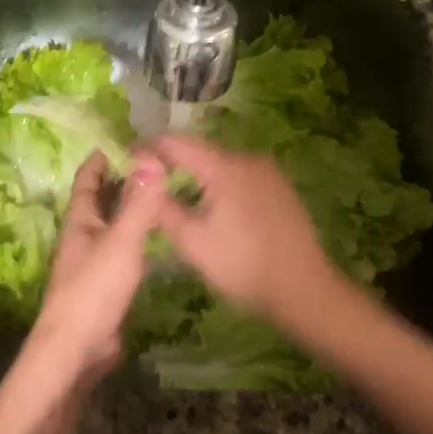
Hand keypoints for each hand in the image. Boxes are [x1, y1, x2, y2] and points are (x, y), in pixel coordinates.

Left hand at [25, 152, 168, 386]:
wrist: (76, 349)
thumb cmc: (94, 290)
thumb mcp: (122, 242)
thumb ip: (139, 204)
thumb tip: (152, 159)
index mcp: (79, 219)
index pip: (87, 179)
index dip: (102, 159)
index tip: (123, 140)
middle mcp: (82, 235)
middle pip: (100, 200)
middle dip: (120, 181)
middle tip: (153, 165)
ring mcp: (91, 261)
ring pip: (111, 225)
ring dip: (129, 209)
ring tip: (160, 196)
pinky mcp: (104, 285)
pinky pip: (120, 250)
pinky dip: (136, 238)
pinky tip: (155, 240)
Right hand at [143, 134, 348, 322]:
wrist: (305, 292)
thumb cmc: (242, 267)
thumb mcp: (191, 241)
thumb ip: (160, 205)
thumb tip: (137, 178)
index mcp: (223, 166)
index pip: (174, 141)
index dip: (146, 149)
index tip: (127, 163)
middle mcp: (246, 157)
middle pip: (197, 149)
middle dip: (169, 162)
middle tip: (146, 184)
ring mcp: (267, 170)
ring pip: (218, 162)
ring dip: (194, 173)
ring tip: (174, 196)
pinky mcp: (279, 186)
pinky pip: (238, 174)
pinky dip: (218, 182)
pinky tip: (210, 207)